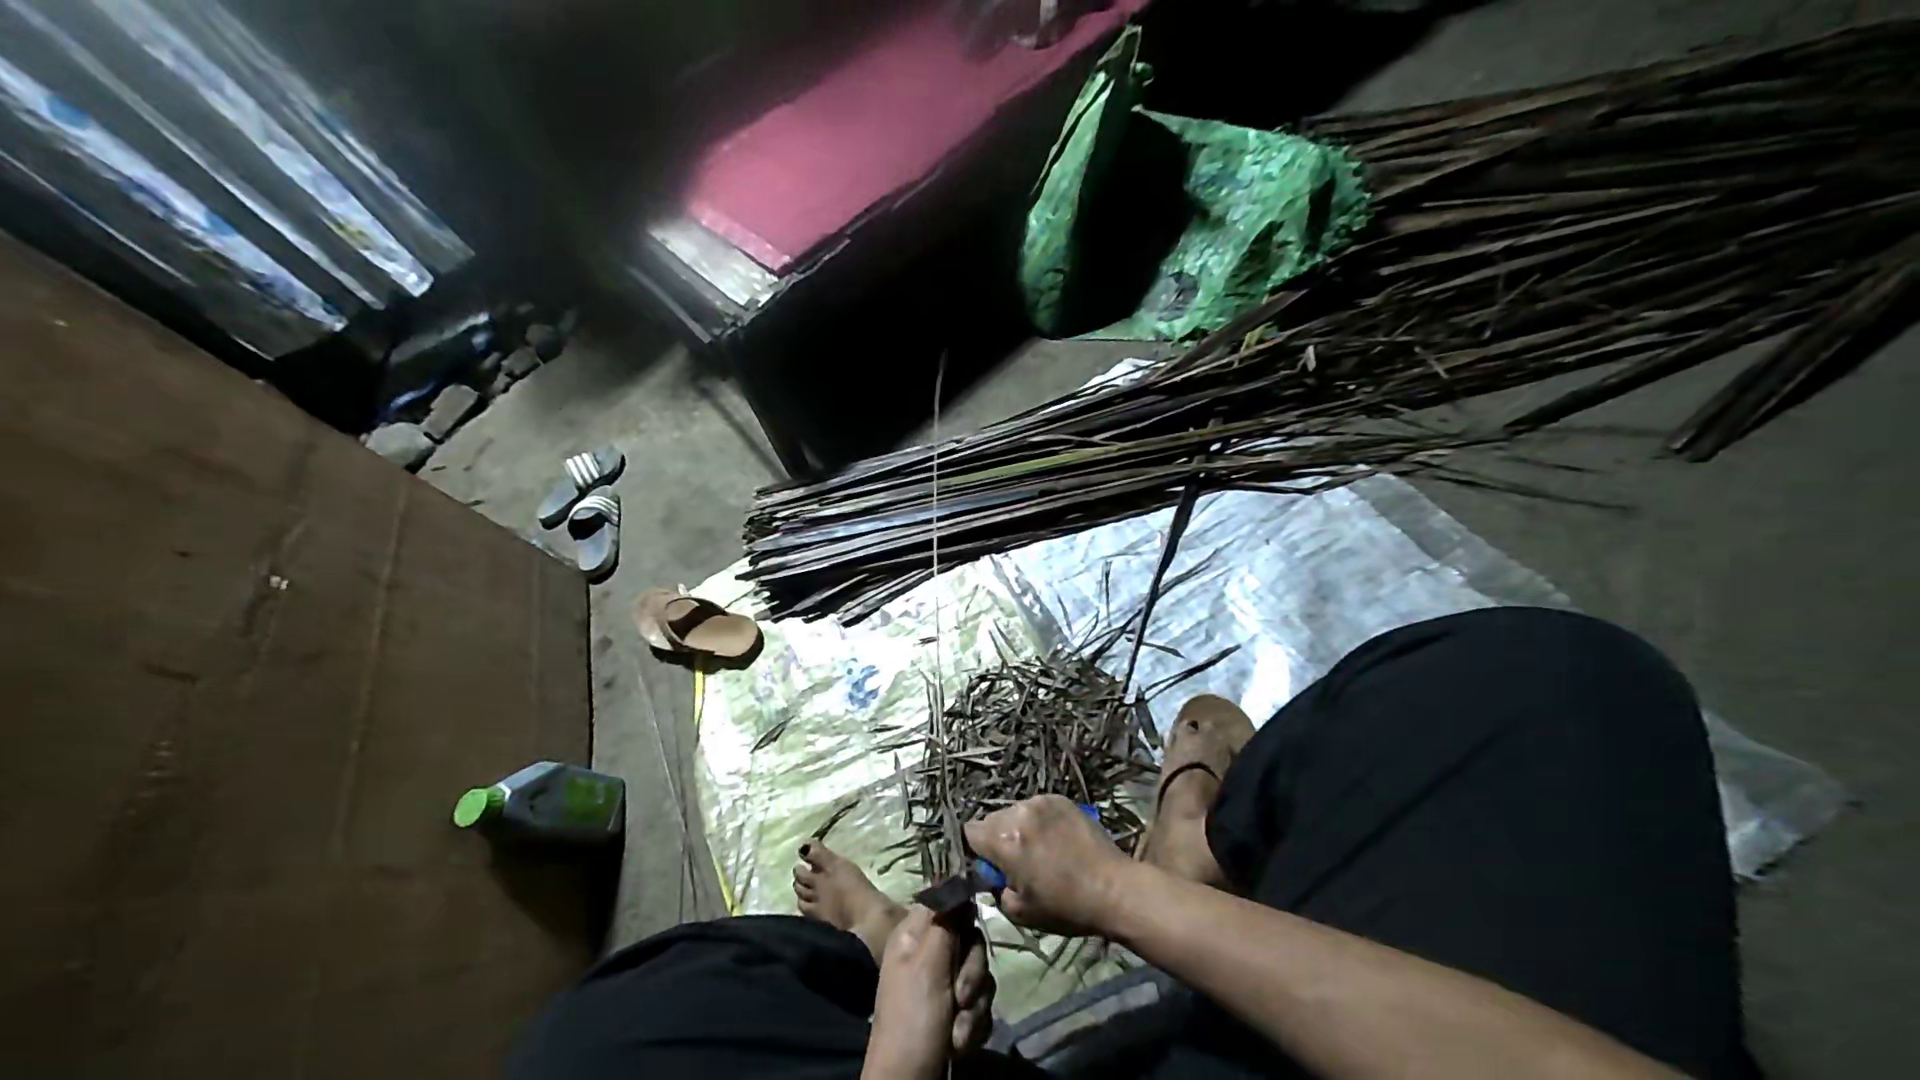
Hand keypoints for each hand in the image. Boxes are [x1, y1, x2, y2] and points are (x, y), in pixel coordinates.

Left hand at [862, 906, 995, 1079]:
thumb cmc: (913, 1020)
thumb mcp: (927, 965)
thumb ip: (944, 921)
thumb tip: (955, 874)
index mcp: (914, 935)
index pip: (949, 902)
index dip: (964, 916)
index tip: (968, 935)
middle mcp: (929, 955)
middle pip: (972, 941)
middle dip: (972, 974)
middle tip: (957, 996)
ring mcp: (943, 986)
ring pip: (981, 976)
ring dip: (974, 1008)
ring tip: (955, 1032)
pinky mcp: (957, 1015)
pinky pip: (982, 1006)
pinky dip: (974, 1027)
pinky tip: (958, 1044)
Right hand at [964, 794, 1131, 935]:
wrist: (1114, 888)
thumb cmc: (1066, 906)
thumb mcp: (1020, 911)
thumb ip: (996, 889)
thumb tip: (994, 876)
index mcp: (1005, 840)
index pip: (969, 832)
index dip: (976, 850)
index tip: (990, 865)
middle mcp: (1019, 812)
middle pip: (992, 820)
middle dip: (998, 838)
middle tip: (1017, 861)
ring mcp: (1042, 801)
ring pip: (1015, 811)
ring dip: (1019, 827)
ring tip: (1040, 849)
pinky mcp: (1061, 799)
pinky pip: (1037, 807)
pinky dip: (1039, 820)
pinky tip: (1055, 838)